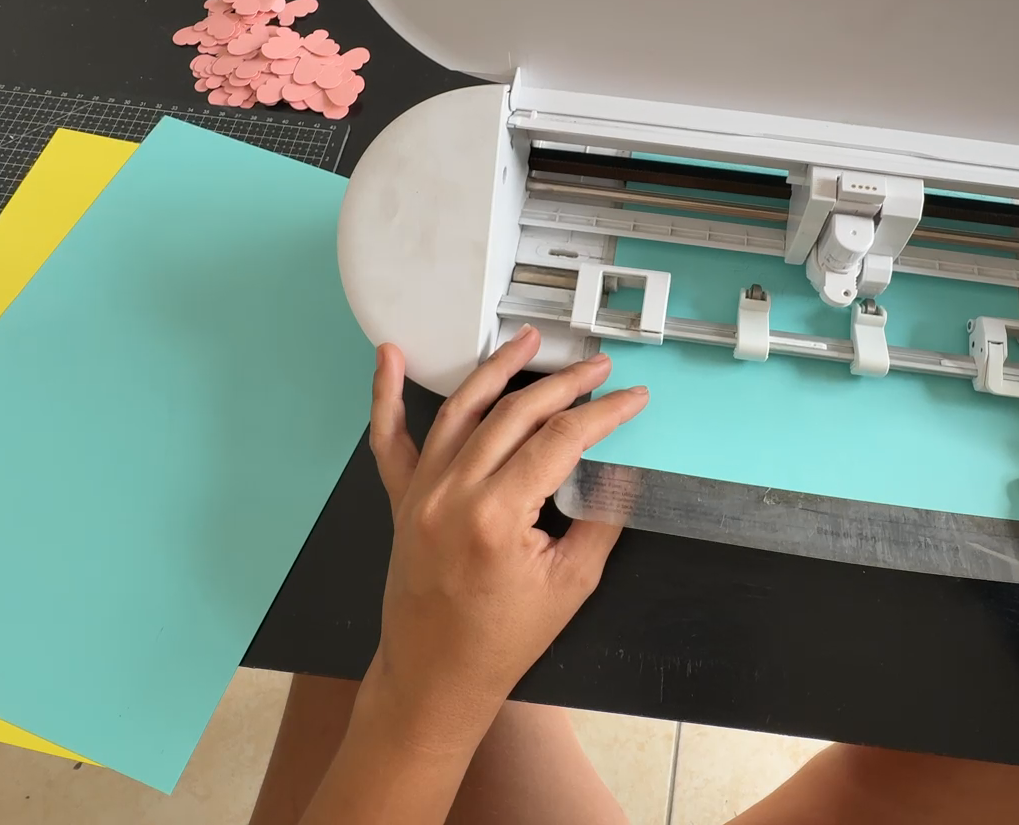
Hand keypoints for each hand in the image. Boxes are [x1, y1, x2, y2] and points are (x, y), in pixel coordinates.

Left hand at [364, 327, 647, 750]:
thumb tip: (621, 468)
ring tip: (529, 339)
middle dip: (565, 383)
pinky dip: (386, 395)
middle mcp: (454, 492)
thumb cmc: (505, 639)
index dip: (604, 413)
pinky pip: (389, 438)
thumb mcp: (572, 583)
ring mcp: (422, 491)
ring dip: (498, 367)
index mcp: (498, 516)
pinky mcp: (402, 497)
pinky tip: (391, 357)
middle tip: (598, 366)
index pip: (561, 440)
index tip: (632, 398)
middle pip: (516, 413)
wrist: (434, 678)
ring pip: (462, 409)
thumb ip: (601, 518)